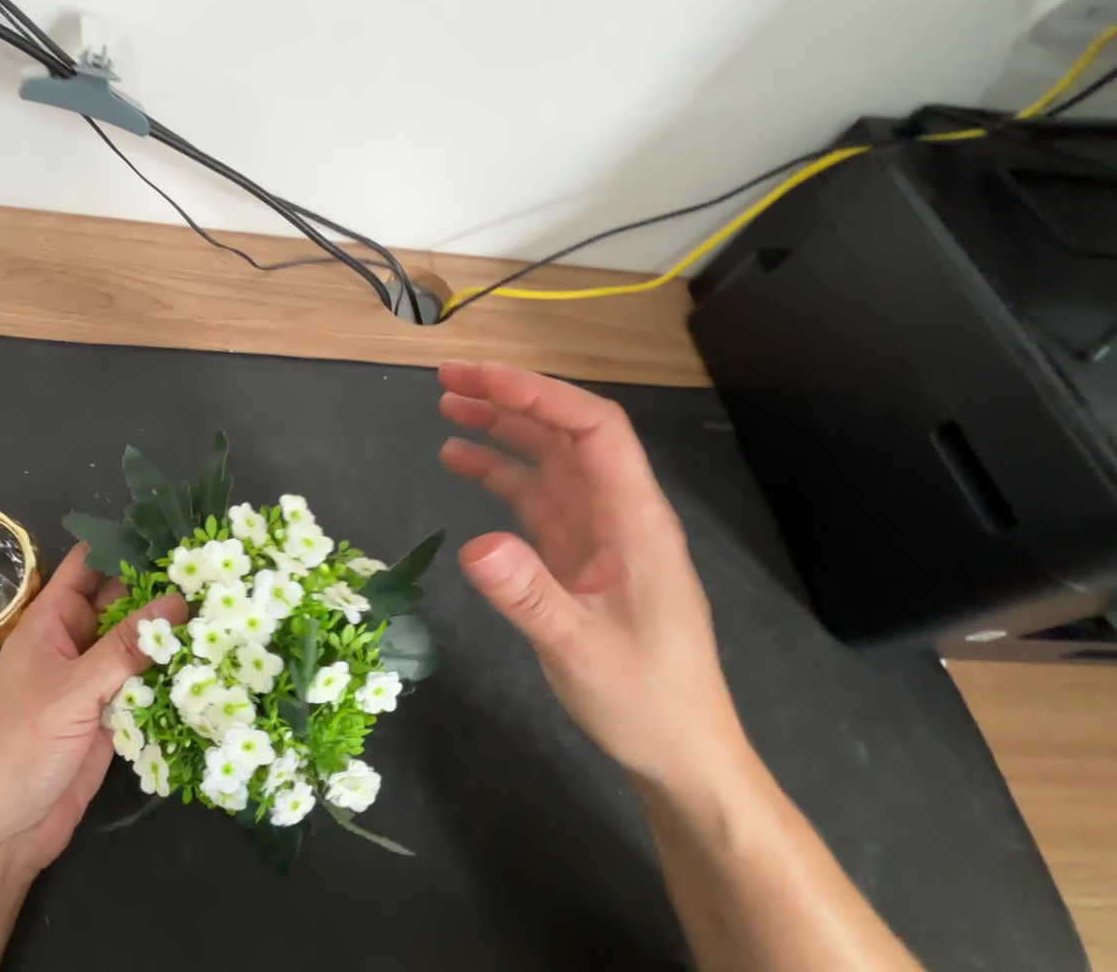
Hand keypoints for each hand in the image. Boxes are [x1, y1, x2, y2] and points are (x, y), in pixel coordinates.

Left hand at [0, 548, 185, 971]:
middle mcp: (73, 646)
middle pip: (120, 607)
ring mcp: (92, 685)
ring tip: (228, 614)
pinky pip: (144, 690)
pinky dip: (171, 682)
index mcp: (49, 622)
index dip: (126, 547)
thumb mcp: (72, 690)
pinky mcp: (109, 722)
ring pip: (136, 650)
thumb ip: (126, 648)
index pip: (89, 567)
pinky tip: (213, 668)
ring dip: (171, 639)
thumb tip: (180, 601)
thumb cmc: (17, 746)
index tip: (177, 535)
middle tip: (219, 577)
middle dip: (161, 594)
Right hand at [436, 360, 748, 787]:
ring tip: (448, 407)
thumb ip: (529, 596)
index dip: (539, 394)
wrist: (678, 747)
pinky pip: (534, 496)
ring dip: (502, 428)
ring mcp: (596, 530)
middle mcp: (617, 512)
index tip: (479, 379)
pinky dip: (497, 473)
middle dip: (511, 398)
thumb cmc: (643, 699)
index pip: (594, 430)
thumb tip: (474, 546)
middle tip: (449, 380)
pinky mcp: (577, 552)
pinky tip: (459, 461)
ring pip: (548, 459)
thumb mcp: (580, 651)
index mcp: (635, 521)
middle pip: (566, 432)